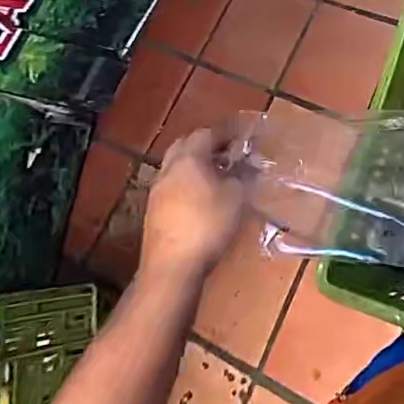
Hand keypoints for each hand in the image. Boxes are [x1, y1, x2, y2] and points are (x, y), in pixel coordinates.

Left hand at [140, 128, 246, 281]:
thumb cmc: (208, 225)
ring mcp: (157, 192)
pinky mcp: (153, 212)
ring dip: (196, 165)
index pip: (206, 134)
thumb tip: (250, 164)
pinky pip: (172, 186)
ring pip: (176, 167)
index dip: (226, 134)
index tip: (243, 139)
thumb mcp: (236, 197)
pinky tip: (203, 199)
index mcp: (188, 159)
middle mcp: (168, 170)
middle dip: (207, 145)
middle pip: (185, 146)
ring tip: (219, 176)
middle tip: (228, 154)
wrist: (172, 268)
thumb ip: (243, 175)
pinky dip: (187, 183)